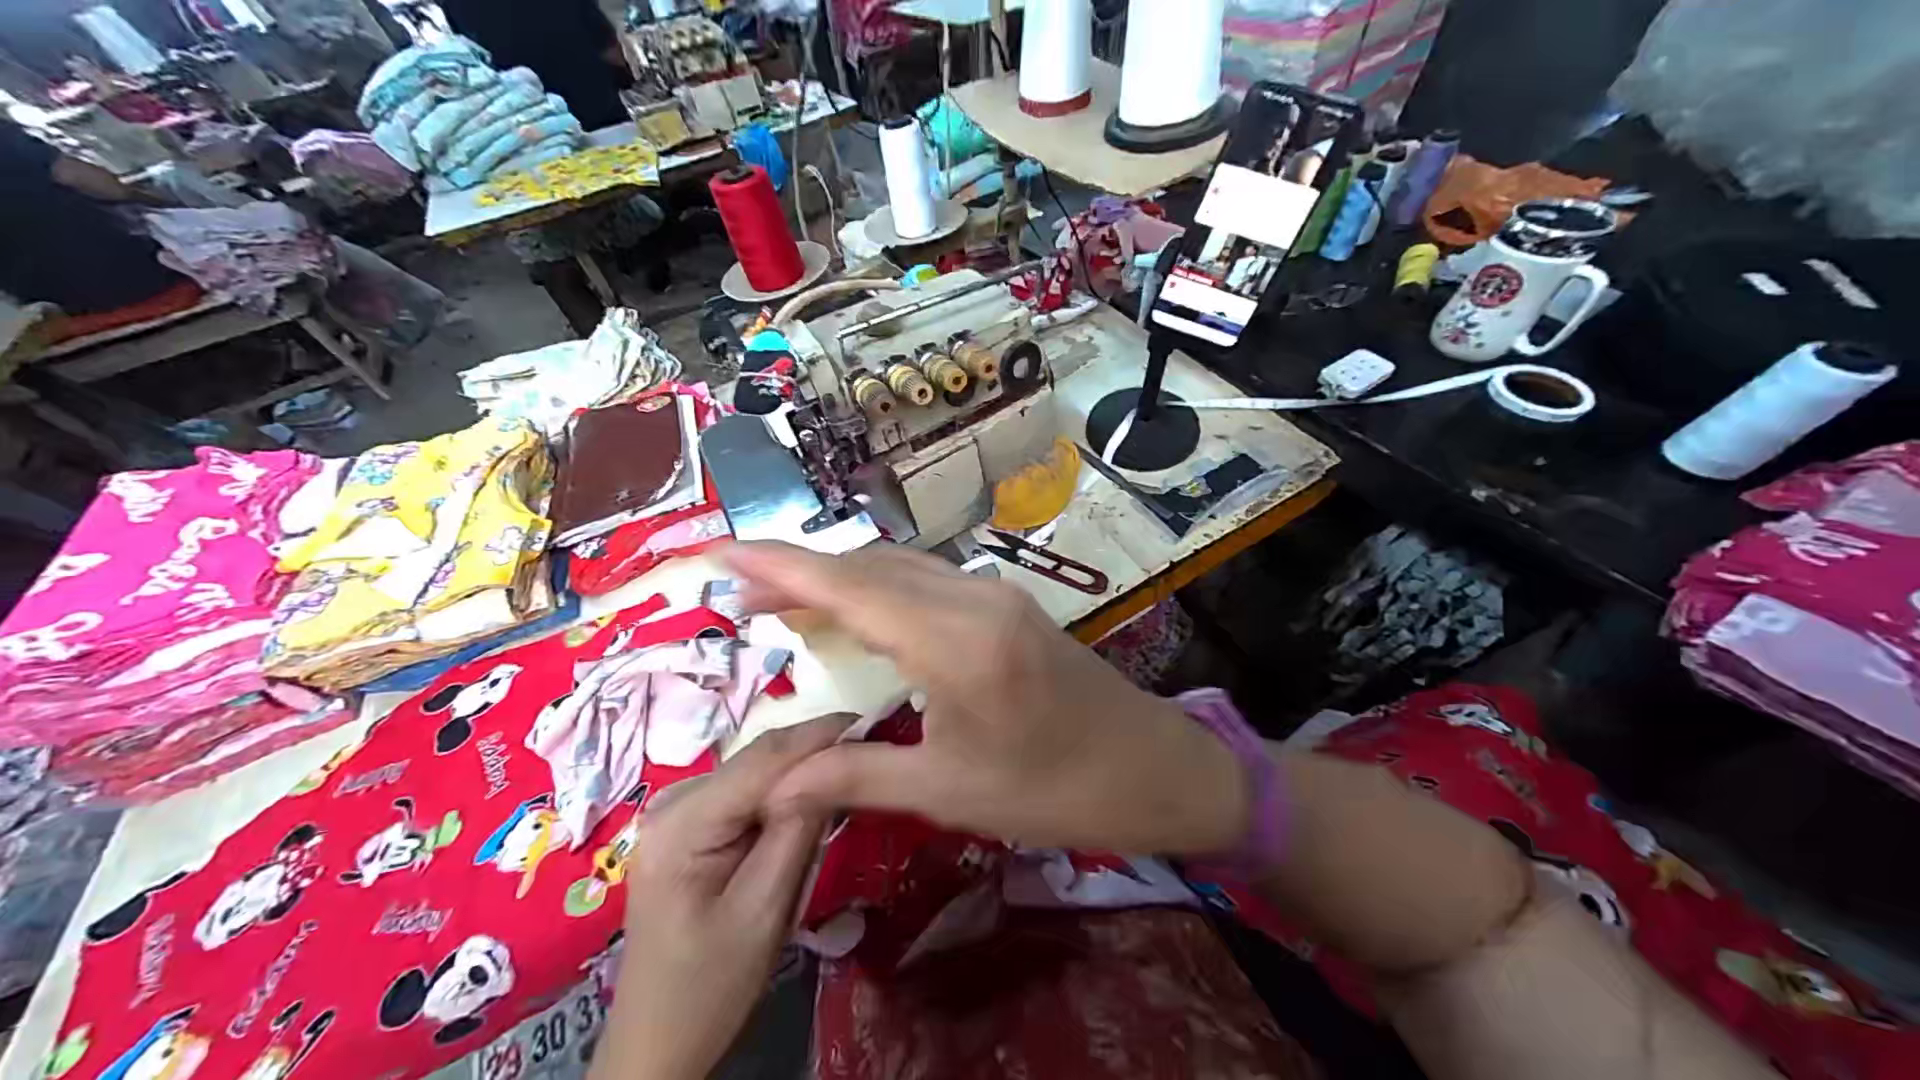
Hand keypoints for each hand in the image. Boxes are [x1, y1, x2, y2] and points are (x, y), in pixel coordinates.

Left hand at [590, 715, 849, 1079]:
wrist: (658, 1040)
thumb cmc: (710, 986)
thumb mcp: (762, 911)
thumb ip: (794, 831)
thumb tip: (830, 766)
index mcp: (683, 822)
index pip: (764, 758)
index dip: (821, 734)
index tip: (874, 725)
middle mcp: (673, 801)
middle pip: (758, 759)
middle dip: (816, 751)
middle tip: (874, 748)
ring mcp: (677, 811)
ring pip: (755, 772)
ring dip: (803, 770)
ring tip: (853, 769)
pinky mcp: (689, 825)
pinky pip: (745, 793)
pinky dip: (783, 791)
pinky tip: (813, 799)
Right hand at [721, 541, 1250, 856]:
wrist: (1153, 768)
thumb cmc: (1055, 791)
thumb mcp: (950, 792)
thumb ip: (856, 776)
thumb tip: (774, 783)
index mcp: (956, 645)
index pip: (851, 588)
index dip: (781, 565)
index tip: (723, 552)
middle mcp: (973, 599)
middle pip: (869, 567)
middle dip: (801, 574)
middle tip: (742, 597)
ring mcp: (994, 594)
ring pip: (897, 568)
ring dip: (840, 579)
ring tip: (783, 605)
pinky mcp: (1005, 603)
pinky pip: (926, 580)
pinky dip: (878, 589)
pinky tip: (856, 616)